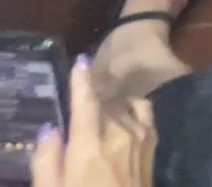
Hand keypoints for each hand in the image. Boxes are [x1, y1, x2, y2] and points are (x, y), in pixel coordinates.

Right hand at [32, 60, 156, 186]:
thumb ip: (47, 159)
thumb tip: (50, 128)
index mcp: (91, 146)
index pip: (88, 106)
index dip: (83, 83)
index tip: (79, 62)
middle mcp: (122, 132)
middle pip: (104, 104)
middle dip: (90, 98)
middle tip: (75, 94)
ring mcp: (143, 133)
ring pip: (123, 106)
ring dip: (108, 103)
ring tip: (91, 108)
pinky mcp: (154, 137)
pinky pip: (143, 110)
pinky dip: (128, 106)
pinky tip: (117, 113)